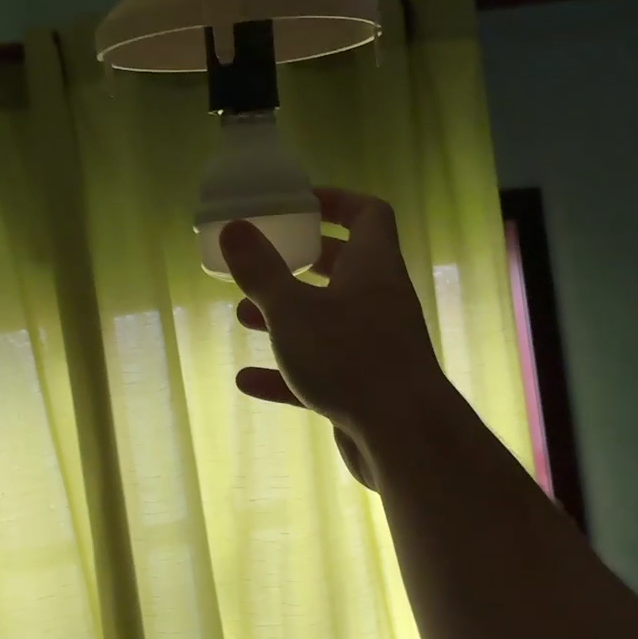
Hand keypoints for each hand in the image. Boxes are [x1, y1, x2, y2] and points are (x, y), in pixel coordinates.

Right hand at [223, 188, 448, 488]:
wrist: (403, 437)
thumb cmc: (350, 358)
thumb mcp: (293, 309)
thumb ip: (261, 270)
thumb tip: (234, 228)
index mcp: (373, 267)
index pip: (367, 214)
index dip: (336, 201)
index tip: (299, 204)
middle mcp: (379, 300)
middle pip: (345, 267)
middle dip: (302, 262)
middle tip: (268, 259)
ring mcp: (375, 347)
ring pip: (328, 320)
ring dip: (287, 316)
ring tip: (243, 315)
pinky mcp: (364, 388)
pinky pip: (321, 370)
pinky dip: (286, 371)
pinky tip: (247, 381)